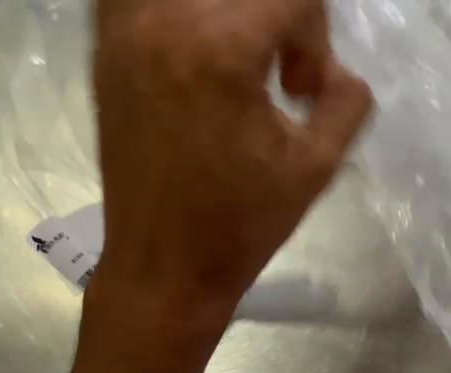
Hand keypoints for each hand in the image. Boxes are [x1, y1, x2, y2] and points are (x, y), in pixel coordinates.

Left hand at [91, 0, 372, 310]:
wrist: (166, 268)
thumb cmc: (242, 224)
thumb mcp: (317, 168)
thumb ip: (345, 101)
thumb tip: (335, 71)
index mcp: (222, 46)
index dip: (315, 40)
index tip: (305, 93)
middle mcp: (165, 16)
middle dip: (275, 20)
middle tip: (278, 80)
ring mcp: (125, 26)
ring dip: (230, 14)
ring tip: (236, 65)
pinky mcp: (105, 45)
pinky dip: (179, 13)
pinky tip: (195, 53)